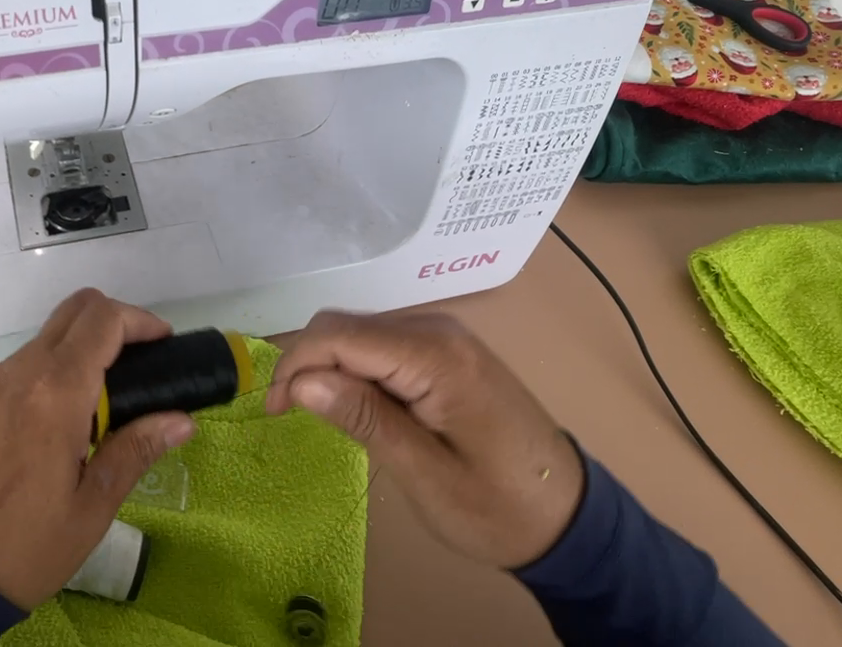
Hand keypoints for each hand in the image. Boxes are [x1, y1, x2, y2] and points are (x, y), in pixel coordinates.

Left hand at [0, 289, 194, 608]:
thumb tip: (182, 419)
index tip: (165, 343)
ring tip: (111, 396)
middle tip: (142, 360)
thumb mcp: (90, 507)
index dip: (141, 320)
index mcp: (56, 391)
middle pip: (76, 308)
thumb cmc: (20, 545)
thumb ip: (136, 450)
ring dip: (85, 343)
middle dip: (116, 320)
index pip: (104, 319)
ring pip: (50, 333)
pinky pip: (27, 361)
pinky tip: (70, 414)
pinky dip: (58, 364)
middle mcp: (23, 371)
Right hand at [267, 310, 584, 569]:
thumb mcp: (426, 475)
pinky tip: (355, 404)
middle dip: (308, 363)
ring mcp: (443, 336)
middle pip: (346, 326)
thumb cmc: (497, 507)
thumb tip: (304, 381)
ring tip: (322, 415)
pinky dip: (355, 368)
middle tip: (291, 415)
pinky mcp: (445, 350)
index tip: (274, 410)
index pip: (341, 335)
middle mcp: (437, 330)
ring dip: (330, 366)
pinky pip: (382, 344)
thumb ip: (365, 419)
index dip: (296, 364)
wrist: (567, 516)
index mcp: (436, 356)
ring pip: (360, 332)